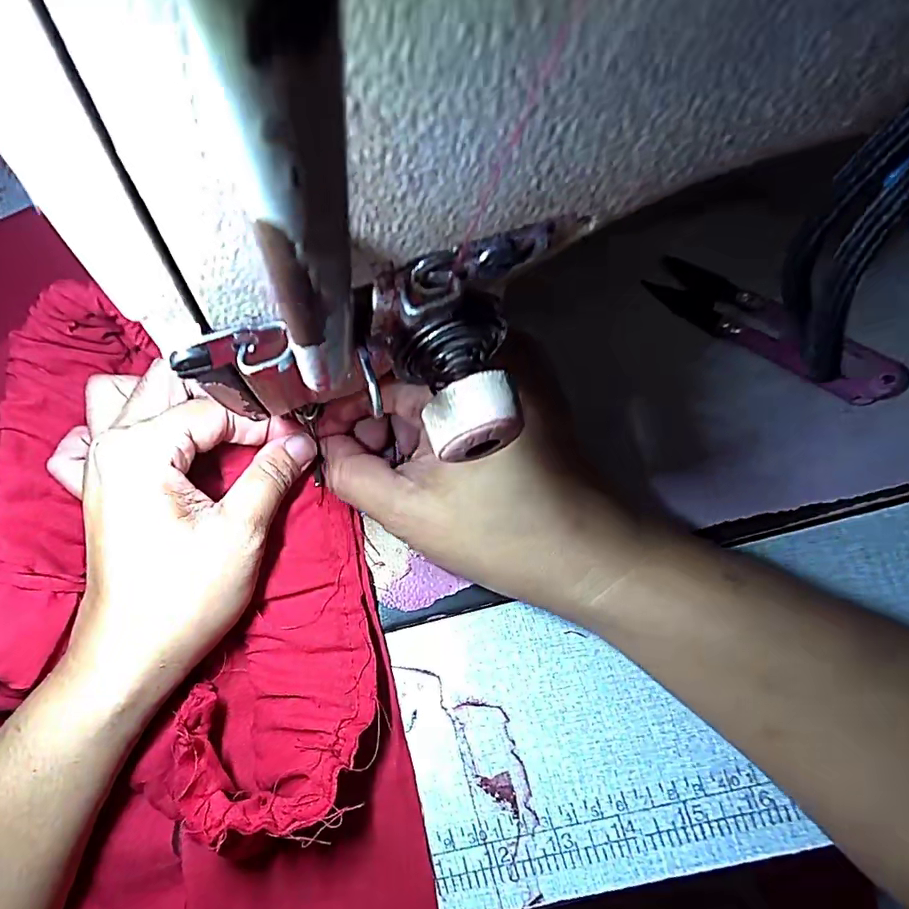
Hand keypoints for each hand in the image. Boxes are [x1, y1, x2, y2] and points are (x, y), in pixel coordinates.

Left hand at [48, 359, 317, 698]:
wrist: (129, 654)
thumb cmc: (178, 604)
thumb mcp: (240, 535)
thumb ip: (271, 475)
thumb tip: (298, 442)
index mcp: (139, 449)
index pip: (210, 407)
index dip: (257, 421)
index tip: (288, 440)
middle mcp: (109, 446)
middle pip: (165, 383)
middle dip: (217, 396)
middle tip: (257, 430)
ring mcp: (97, 465)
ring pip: (131, 397)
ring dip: (172, 401)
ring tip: (212, 433)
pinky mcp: (97, 487)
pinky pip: (106, 433)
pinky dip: (134, 429)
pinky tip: (163, 452)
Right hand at [318, 342, 656, 618]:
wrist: (587, 556)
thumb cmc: (502, 535)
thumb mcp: (407, 510)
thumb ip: (348, 473)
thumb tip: (322, 446)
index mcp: (463, 369)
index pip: (374, 368)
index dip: (339, 406)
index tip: (322, 442)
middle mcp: (491, 351)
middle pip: (398, 374)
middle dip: (368, 421)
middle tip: (355, 466)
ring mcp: (510, 368)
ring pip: (421, 388)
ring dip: (395, 429)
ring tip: (389, 475)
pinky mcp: (517, 391)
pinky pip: (448, 398)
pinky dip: (424, 429)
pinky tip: (418, 467)